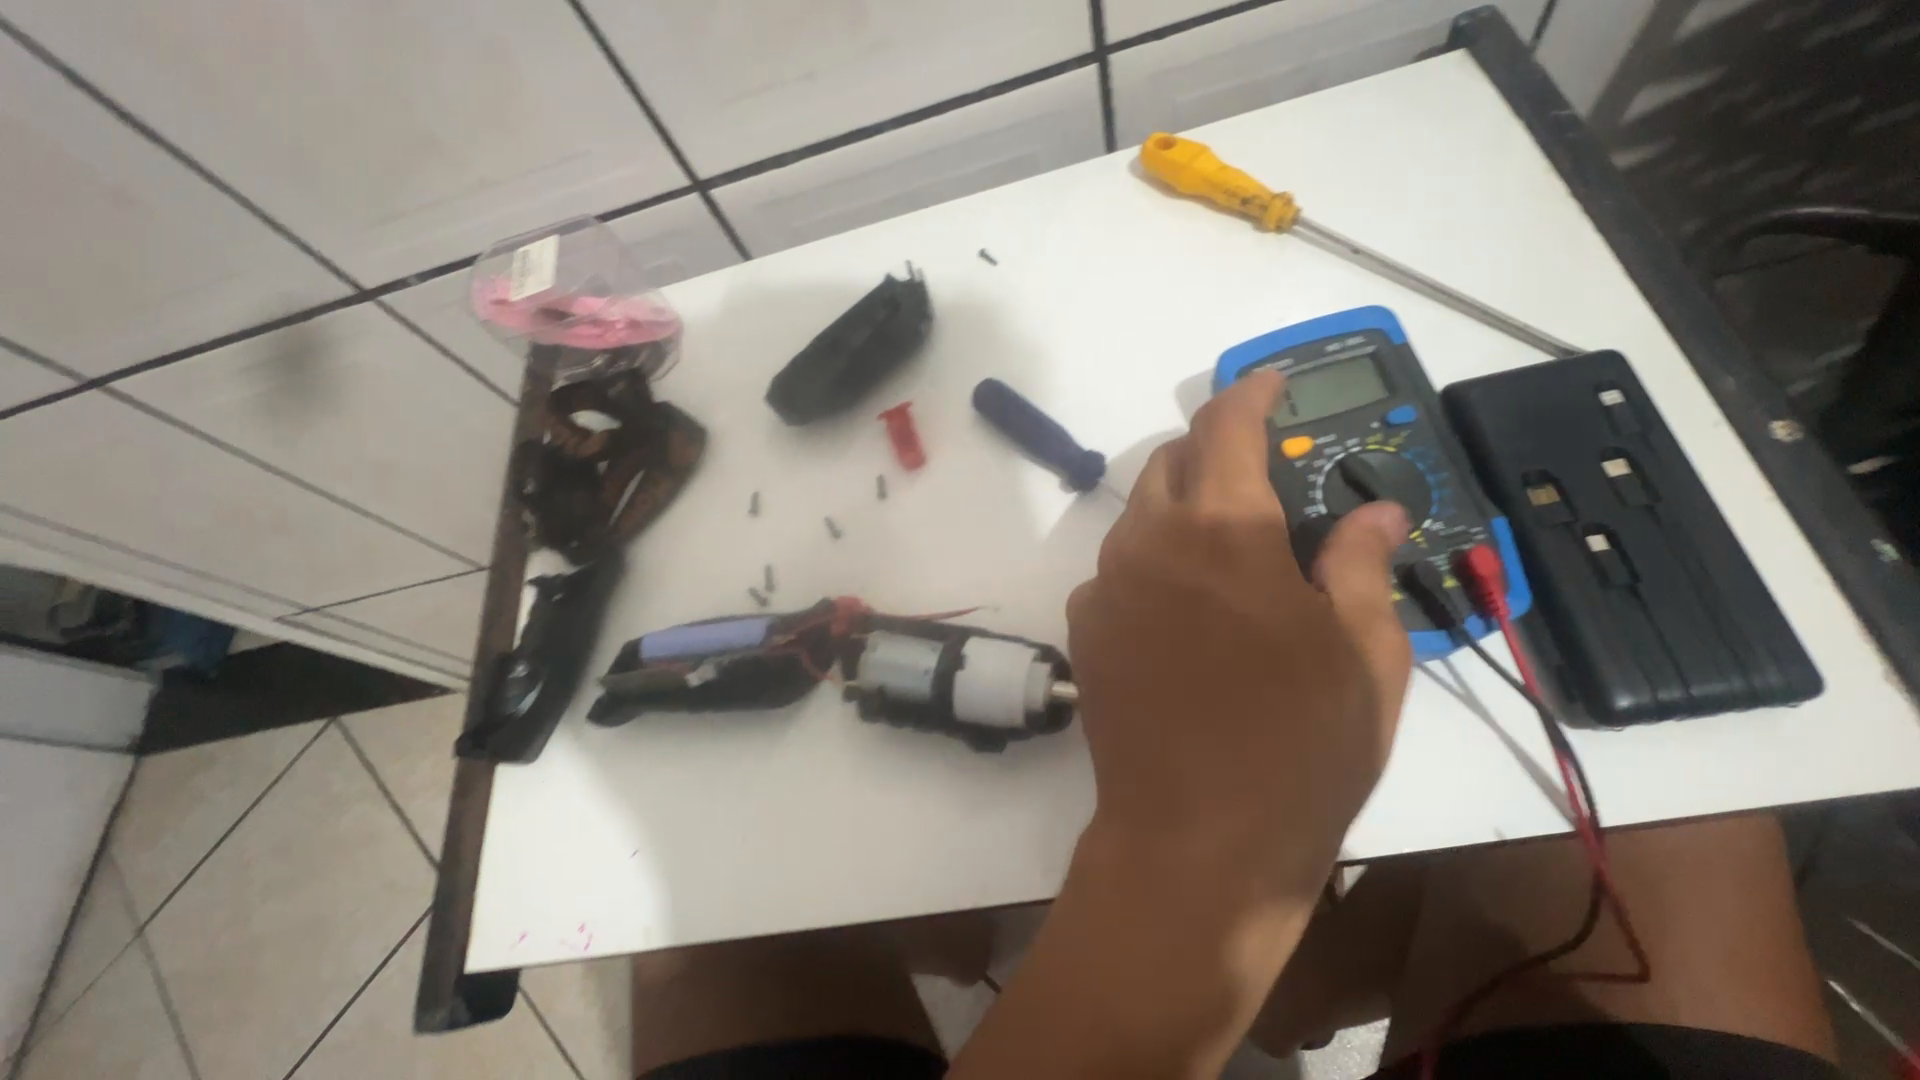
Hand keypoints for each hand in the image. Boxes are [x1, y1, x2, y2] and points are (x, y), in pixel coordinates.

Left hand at [951, 372, 1412, 1079]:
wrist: (1196, 840)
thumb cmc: (1299, 748)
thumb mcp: (1364, 654)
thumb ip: (1362, 564)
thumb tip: (1374, 510)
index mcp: (1224, 532)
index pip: (1227, 427)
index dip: (1250, 393)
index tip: (1270, 381)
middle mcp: (1149, 544)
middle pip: (1170, 462)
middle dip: (1211, 449)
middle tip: (1259, 473)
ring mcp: (1106, 587)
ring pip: (1139, 515)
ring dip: (1180, 506)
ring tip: (1229, 545)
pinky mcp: (1085, 631)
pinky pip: (1117, 569)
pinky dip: (1153, 560)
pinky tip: (1186, 606)